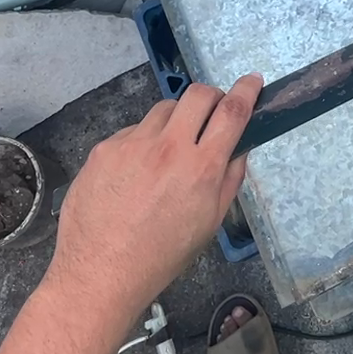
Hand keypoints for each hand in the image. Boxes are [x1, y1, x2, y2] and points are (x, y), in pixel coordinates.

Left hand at [44, 75, 259, 325]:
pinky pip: (133, 131)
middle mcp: (168, 147)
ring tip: (168, 151)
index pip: (232, 112)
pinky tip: (135, 172)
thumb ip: (229, 178)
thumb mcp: (210, 223)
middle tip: (211, 112)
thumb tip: (239, 146)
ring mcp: (132, 143)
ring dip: (176, 120)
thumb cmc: (163, 255)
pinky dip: (143, 142)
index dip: (246, 90)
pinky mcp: (105, 147)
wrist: (99, 273)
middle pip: (198, 94)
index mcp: (201, 168)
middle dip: (212, 96)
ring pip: (164, 109)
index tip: (252, 80)